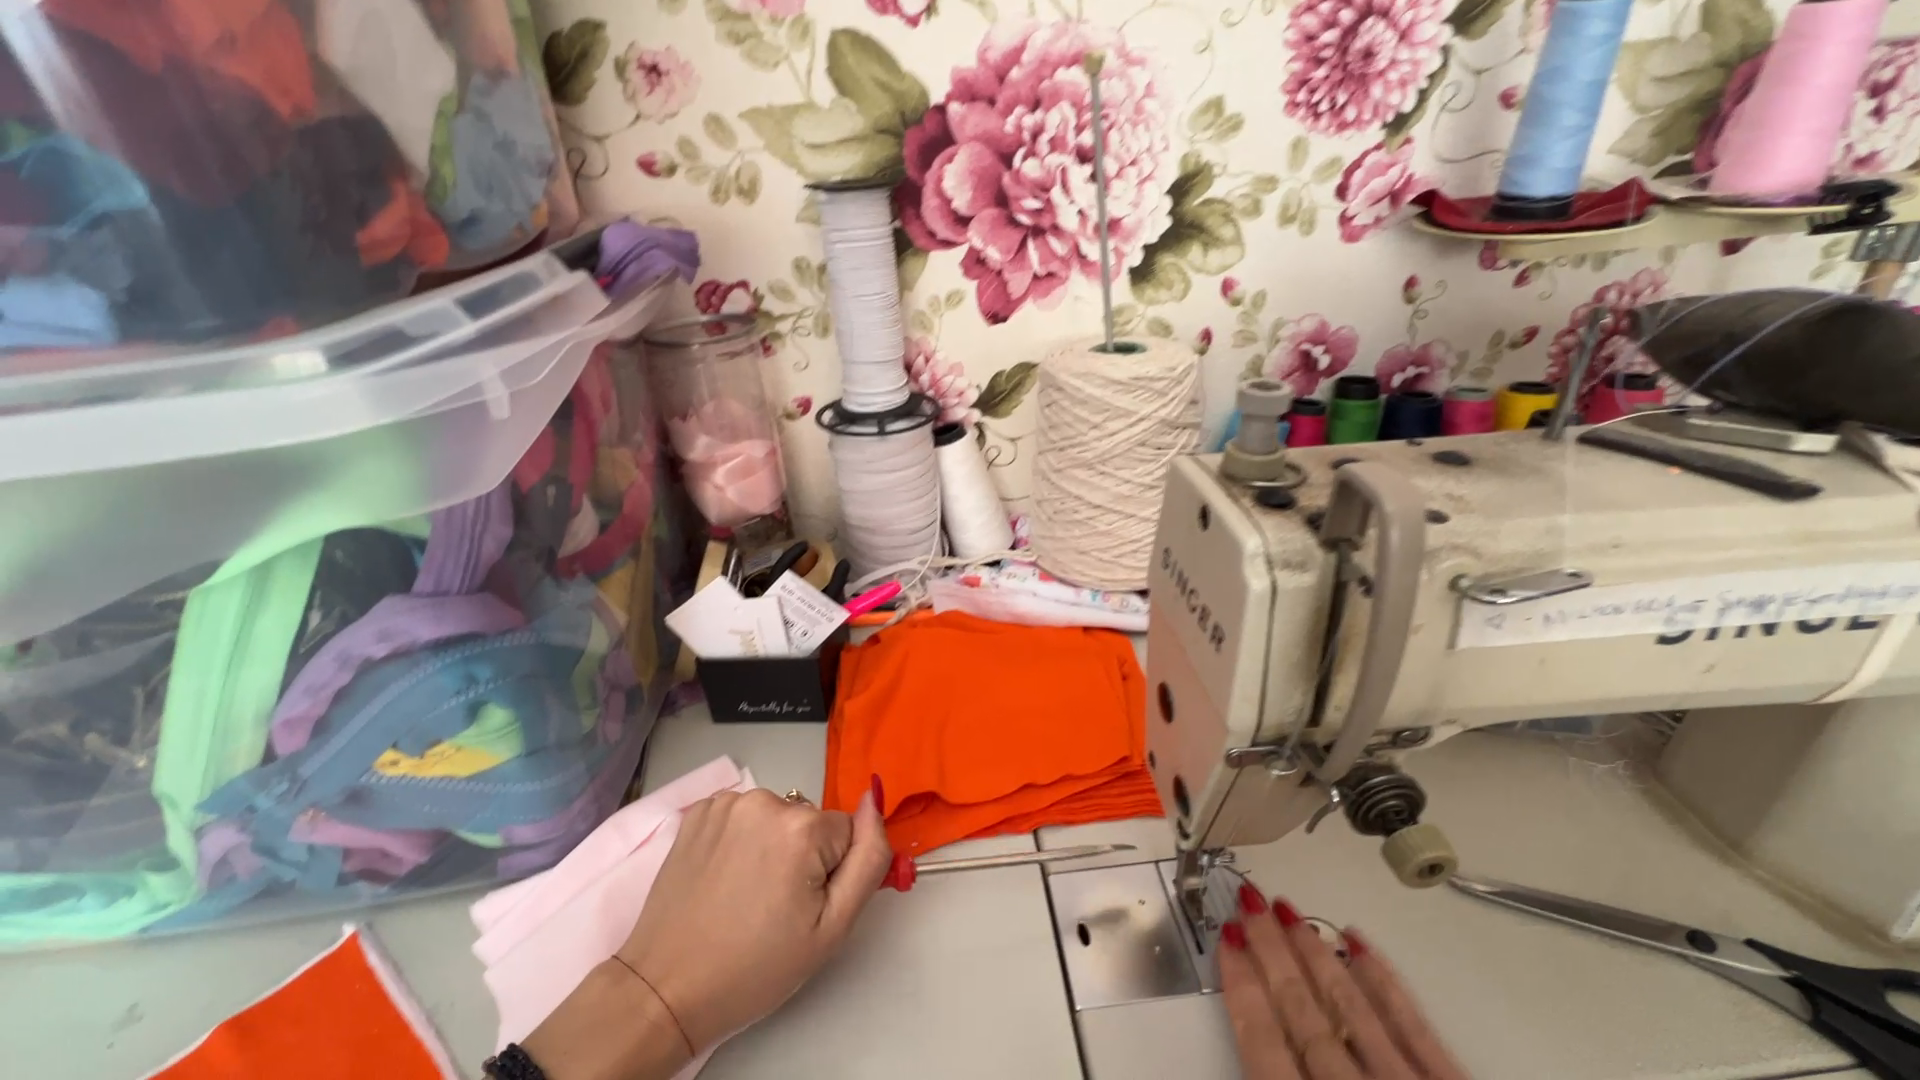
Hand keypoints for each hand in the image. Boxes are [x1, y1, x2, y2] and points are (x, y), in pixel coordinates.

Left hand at [616, 780, 891, 1051]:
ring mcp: (724, 803)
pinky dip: (740, 840)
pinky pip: (742, 816)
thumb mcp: (833, 926)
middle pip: (810, 822)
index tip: (802, 906)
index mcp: (801, 826)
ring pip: (776, 818)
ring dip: (771, 847)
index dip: (831, 873)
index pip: (846, 834)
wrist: (667, 987)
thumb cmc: (755, 966)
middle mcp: (763, 800)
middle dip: (802, 857)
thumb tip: (874, 799)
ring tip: (745, 895)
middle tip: (774, 906)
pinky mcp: (696, 812)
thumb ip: (869, 857)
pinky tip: (724, 878)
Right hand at [1219, 884, 1469, 1079]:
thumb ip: (1270, 1077)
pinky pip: (1412, 1024)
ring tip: (1289, 909)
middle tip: (1250, 899)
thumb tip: (1250, 1039)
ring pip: (1348, 1004)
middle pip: (1300, 1008)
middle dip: (1270, 948)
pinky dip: (1384, 981)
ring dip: (1315, 952)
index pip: (1261, 1039)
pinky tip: (1360, 942)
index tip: (1228, 936)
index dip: (1241, 983)